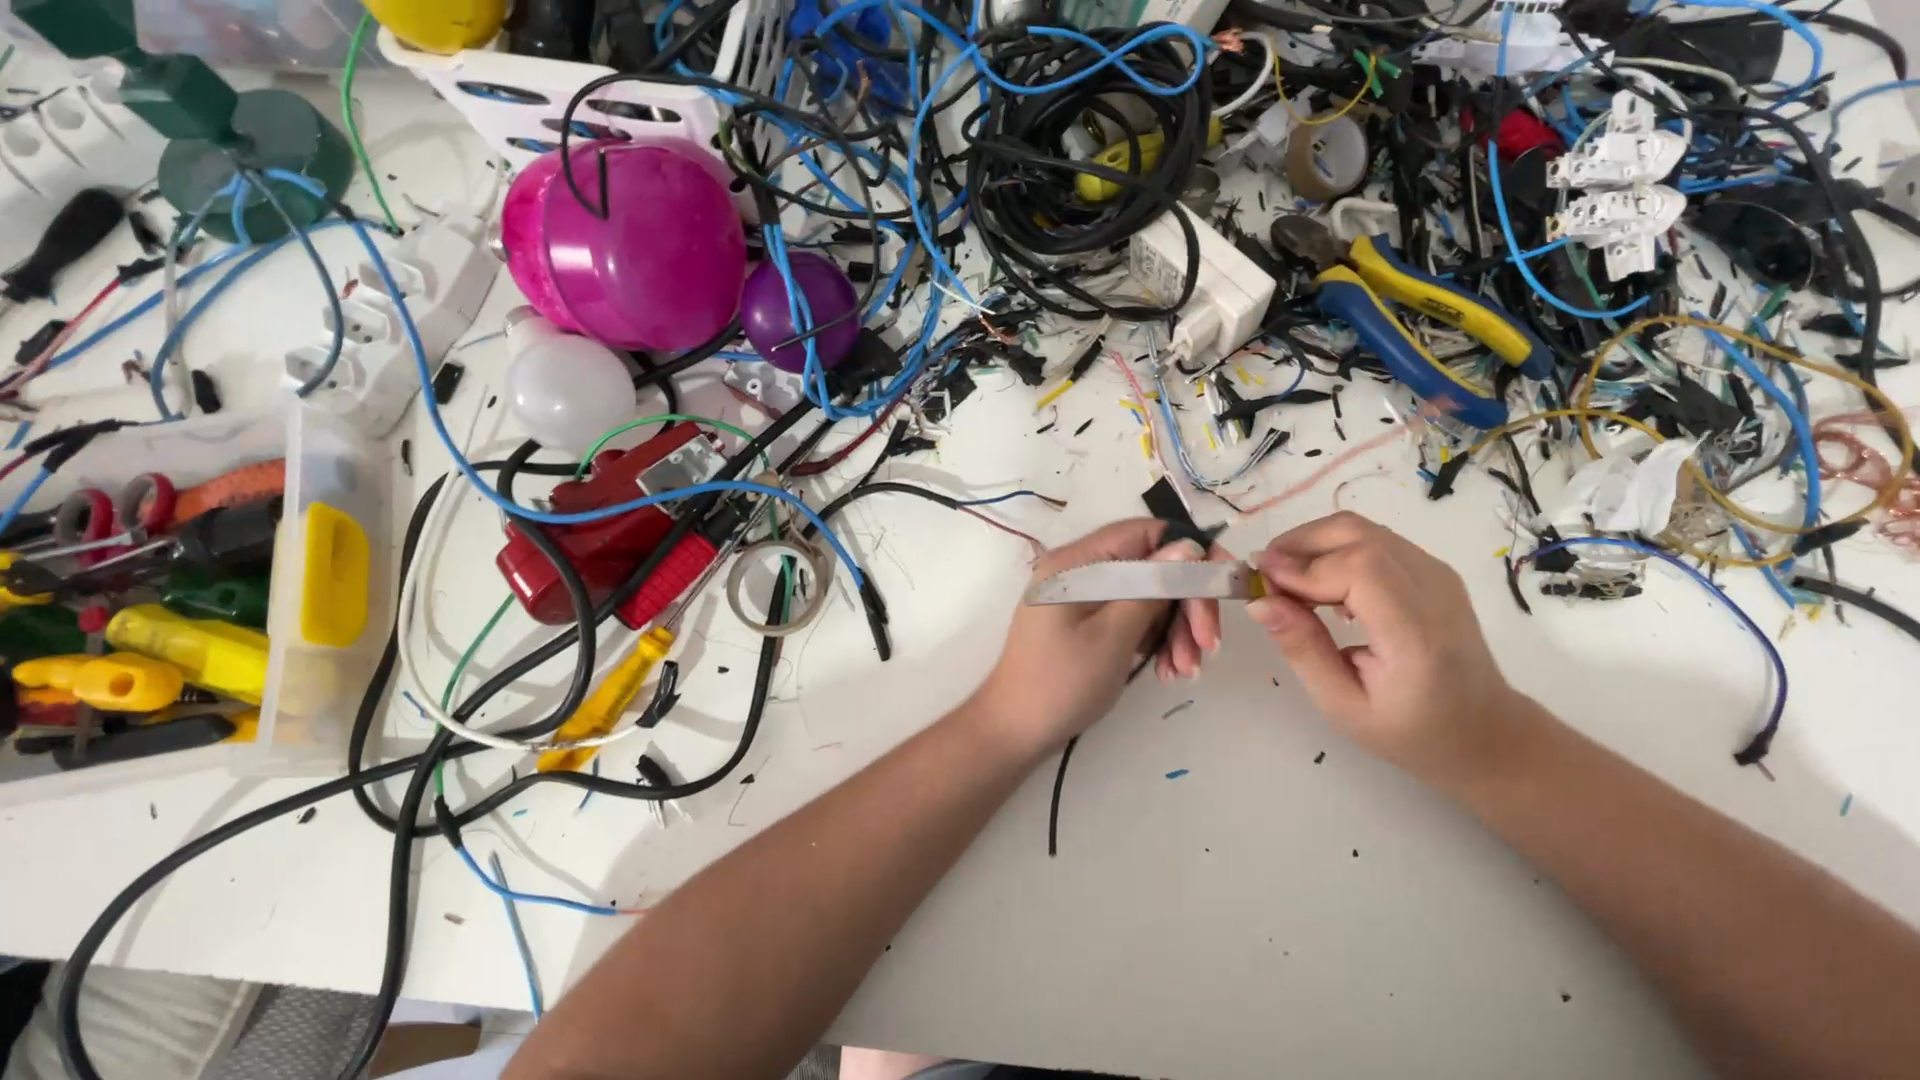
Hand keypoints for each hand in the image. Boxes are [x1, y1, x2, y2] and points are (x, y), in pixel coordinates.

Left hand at [971, 519, 1225, 755]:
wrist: (1016, 731)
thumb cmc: (1061, 683)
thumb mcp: (1114, 635)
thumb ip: (1152, 586)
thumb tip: (1191, 546)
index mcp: (1077, 561)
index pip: (1146, 533)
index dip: (1191, 553)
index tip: (1223, 585)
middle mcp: (1081, 570)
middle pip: (1154, 567)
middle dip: (1187, 604)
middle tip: (1208, 645)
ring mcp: (1086, 596)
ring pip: (1151, 596)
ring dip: (1177, 630)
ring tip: (1185, 671)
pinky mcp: (1091, 622)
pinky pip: (1136, 618)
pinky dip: (1158, 641)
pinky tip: (1168, 672)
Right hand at [1245, 512, 1528, 785]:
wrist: (1484, 730)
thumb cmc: (1411, 732)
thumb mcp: (1343, 706)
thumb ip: (1302, 649)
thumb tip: (1260, 601)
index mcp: (1416, 635)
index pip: (1359, 568)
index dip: (1303, 566)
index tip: (1259, 582)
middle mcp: (1434, 590)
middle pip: (1358, 534)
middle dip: (1300, 544)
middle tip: (1265, 577)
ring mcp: (1437, 573)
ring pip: (1362, 530)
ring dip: (1313, 545)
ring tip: (1286, 582)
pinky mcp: (1432, 569)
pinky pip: (1372, 541)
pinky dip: (1334, 551)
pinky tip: (1320, 586)